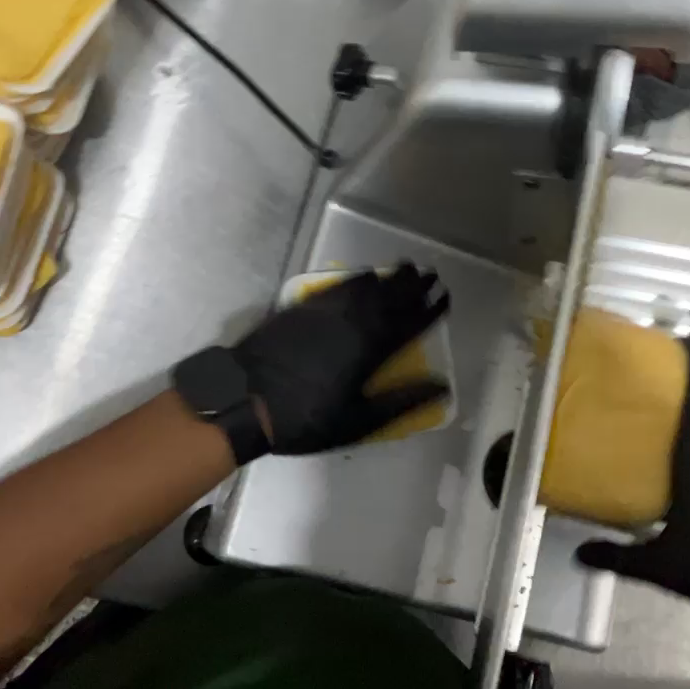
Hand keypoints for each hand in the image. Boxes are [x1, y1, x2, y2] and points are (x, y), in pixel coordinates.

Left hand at [233, 263, 449, 455]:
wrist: (244, 398)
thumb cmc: (304, 418)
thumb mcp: (357, 421)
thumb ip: (401, 401)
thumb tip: (441, 387)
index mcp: (370, 352)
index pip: (409, 325)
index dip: (429, 311)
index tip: (445, 297)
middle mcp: (353, 324)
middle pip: (390, 299)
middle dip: (413, 287)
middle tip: (430, 273)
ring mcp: (326, 313)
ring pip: (366, 288)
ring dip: (388, 278)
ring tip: (405, 267)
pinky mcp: (303, 309)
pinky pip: (338, 287)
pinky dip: (356, 279)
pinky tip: (363, 274)